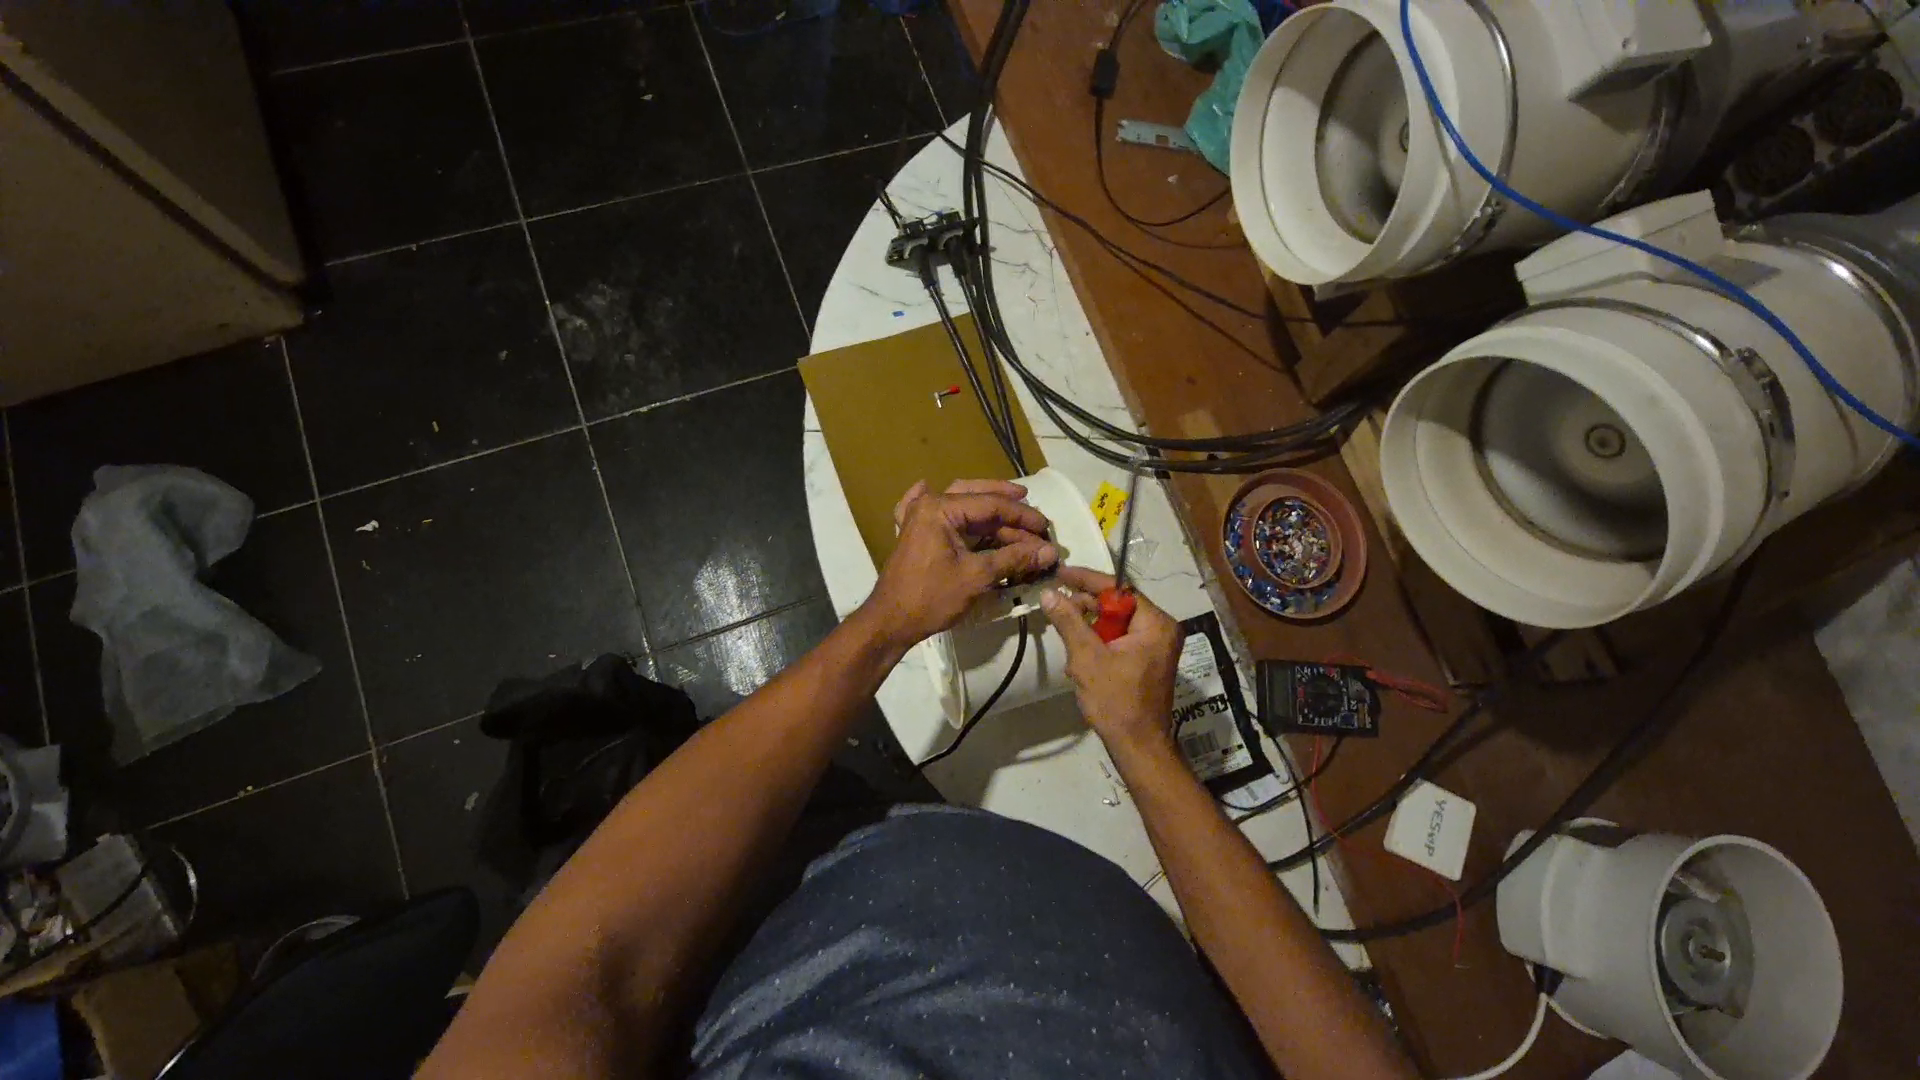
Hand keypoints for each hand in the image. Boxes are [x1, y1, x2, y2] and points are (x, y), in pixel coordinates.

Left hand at [858, 479, 1059, 649]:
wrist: (890, 622)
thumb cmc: (932, 597)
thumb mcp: (977, 577)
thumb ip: (1014, 559)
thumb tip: (1049, 551)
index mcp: (940, 509)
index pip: (990, 504)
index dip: (1022, 516)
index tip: (1046, 528)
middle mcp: (927, 506)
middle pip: (975, 497)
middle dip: (1007, 507)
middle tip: (1035, 517)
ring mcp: (917, 519)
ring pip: (960, 504)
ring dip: (988, 511)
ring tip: (1015, 511)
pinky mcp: (913, 535)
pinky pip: (928, 511)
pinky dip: (939, 506)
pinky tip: (934, 489)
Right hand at [1038, 566, 1181, 757]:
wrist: (1138, 747)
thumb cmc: (1116, 701)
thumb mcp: (1087, 658)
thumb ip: (1069, 621)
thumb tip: (1049, 593)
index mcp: (1155, 624)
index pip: (1118, 589)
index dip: (1087, 581)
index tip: (1060, 574)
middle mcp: (1160, 630)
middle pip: (1117, 605)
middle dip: (1085, 610)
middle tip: (1057, 610)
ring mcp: (1154, 648)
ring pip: (1114, 625)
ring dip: (1088, 632)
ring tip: (1068, 645)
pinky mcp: (1146, 662)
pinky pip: (1118, 642)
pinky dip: (1097, 647)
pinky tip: (1079, 663)